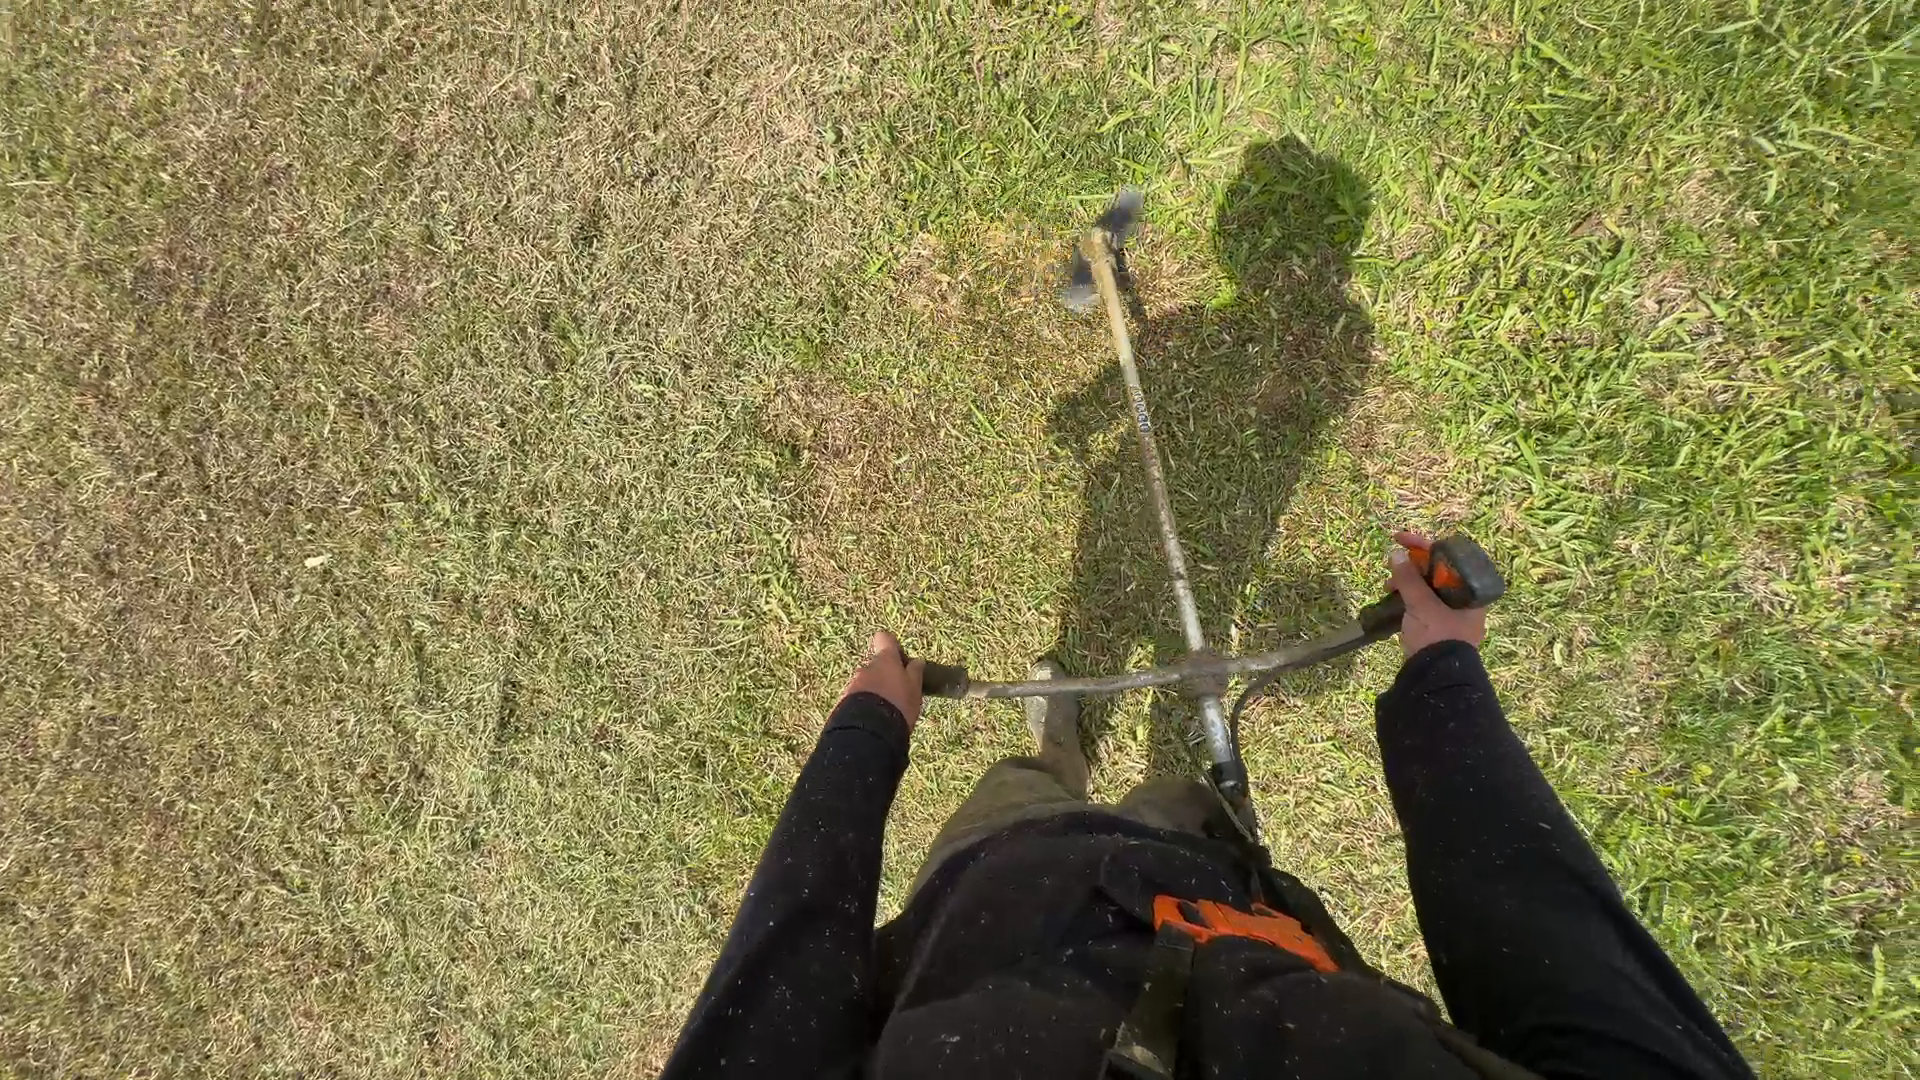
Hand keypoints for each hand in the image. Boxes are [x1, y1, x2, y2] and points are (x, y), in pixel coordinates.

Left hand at [839, 631, 924, 730]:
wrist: (869, 732)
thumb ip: (915, 672)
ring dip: (874, 690)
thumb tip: (917, 660)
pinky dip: (864, 703)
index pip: (884, 638)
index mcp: (885, 659)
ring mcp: (853, 683)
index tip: (900, 658)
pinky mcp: (843, 700)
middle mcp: (866, 667)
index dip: (892, 645)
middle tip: (897, 692)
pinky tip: (873, 718)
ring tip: (886, 710)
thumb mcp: (914, 689)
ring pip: (866, 681)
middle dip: (884, 674)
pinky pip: (857, 696)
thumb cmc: (898, 705)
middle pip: (875, 664)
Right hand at [1389, 531, 1487, 657]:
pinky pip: (1423, 601)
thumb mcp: (1421, 604)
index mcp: (1471, 591)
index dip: (1422, 545)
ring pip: (1428, 586)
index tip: (1399, 538)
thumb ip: (1408, 578)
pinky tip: (1394, 599)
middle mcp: (1465, 599)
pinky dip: (1408, 596)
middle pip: (1437, 571)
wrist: (1437, 675)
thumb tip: (1395, 554)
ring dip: (1406, 581)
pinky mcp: (1438, 624)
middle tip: (1391, 565)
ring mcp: (1452, 612)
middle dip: (1411, 565)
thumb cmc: (1436, 635)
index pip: (1448, 557)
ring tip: (1388, 587)